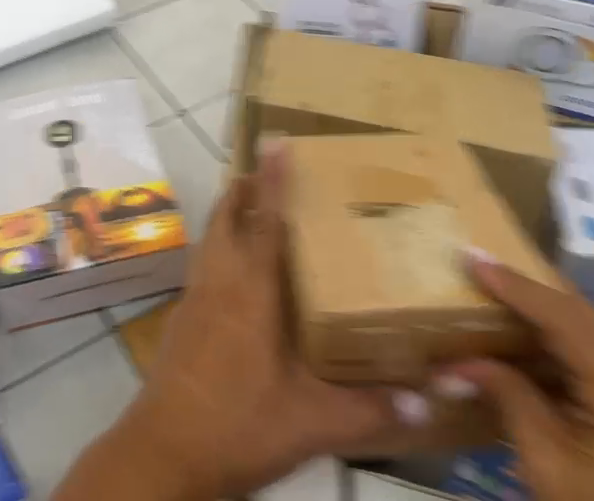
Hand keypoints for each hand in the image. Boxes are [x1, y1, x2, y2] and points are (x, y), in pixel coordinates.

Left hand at [54, 157, 415, 500]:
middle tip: (273, 174)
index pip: (264, 219)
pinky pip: (204, 268)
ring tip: (259, 215)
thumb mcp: (313, 423)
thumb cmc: (238, 424)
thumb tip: (431, 401)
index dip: (273, 178)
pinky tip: (242, 281)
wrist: (162, 453)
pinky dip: (222, 252)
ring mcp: (193, 301)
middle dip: (246, 189)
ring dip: (230, 217)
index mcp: (250, 291)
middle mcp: (217, 283)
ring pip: (210, 241)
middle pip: (225, 217)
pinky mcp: (181, 323)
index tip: (277, 140)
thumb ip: (372, 410)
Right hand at [441, 257, 593, 500]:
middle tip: (480, 265)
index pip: (567, 321)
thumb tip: (461, 362)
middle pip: (585, 317)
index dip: (518, 287)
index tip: (473, 259)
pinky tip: (526, 339)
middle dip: (530, 288)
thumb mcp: (548, 469)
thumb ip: (511, 403)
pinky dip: (560, 342)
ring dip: (544, 312)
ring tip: (494, 291)